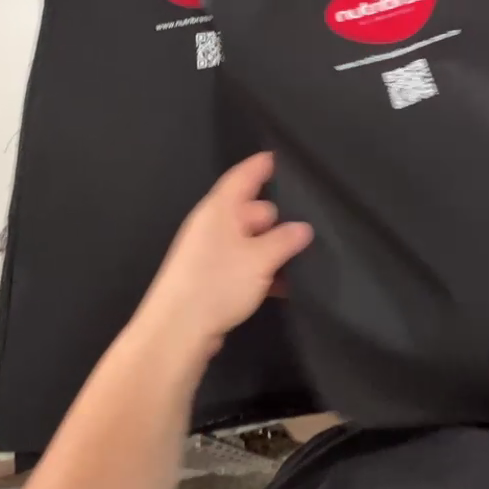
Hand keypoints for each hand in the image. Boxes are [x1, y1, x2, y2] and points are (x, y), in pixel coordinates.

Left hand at [133, 152, 312, 360]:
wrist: (176, 332)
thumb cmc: (217, 282)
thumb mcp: (260, 258)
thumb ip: (285, 239)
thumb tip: (303, 228)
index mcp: (220, 208)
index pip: (244, 175)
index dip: (262, 164)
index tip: (282, 155)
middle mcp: (214, 225)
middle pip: (252, 209)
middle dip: (279, 217)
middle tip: (312, 223)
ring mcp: (211, 253)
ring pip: (251, 241)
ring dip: (274, 250)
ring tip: (306, 258)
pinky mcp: (213, 280)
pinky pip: (245, 265)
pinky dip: (263, 271)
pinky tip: (286, 286)